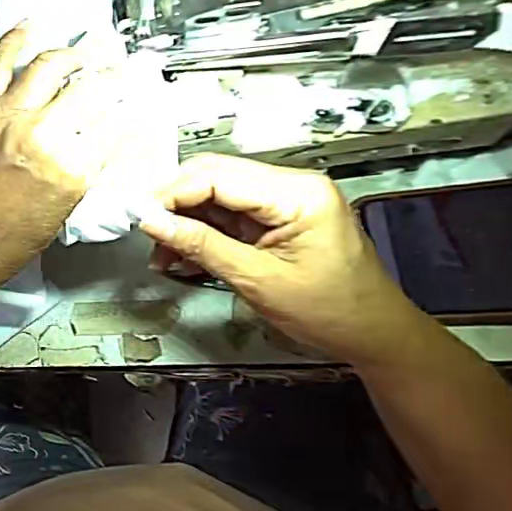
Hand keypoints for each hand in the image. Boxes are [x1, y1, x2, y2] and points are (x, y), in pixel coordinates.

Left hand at [0, 24, 130, 307]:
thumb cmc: (3, 243)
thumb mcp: (62, 213)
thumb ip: (86, 171)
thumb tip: (107, 141)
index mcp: (69, 169)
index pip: (117, 122)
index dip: (135, 106)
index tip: (143, 96)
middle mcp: (39, 135)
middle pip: (92, 87)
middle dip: (116, 74)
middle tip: (125, 67)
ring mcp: (5, 117)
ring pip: (50, 65)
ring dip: (75, 53)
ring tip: (88, 49)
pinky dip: (14, 41)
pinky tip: (30, 26)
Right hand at [137, 153, 435, 366]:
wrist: (372, 333)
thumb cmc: (330, 310)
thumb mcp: (257, 279)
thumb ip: (201, 245)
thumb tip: (152, 222)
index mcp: (297, 193)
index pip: (217, 177)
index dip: (172, 195)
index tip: (140, 218)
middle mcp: (290, 185)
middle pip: (213, 177)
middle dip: (173, 204)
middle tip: (146, 234)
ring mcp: (281, 200)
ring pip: (213, 195)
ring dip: (183, 222)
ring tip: (162, 255)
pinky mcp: (273, 217)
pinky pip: (224, 215)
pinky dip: (199, 233)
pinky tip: (181, 255)